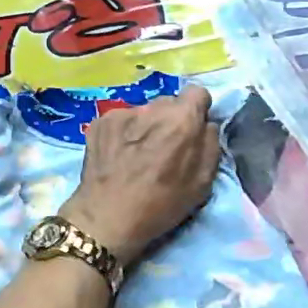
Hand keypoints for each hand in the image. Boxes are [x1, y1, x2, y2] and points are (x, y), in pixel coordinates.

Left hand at [57, 86, 220, 261]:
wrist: (107, 215)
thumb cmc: (160, 204)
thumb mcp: (202, 182)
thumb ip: (209, 144)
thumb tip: (206, 124)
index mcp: (180, 120)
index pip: (196, 92)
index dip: (197, 109)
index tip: (192, 128)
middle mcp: (149, 108)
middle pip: (167, 103)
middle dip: (170, 119)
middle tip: (165, 147)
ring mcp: (120, 113)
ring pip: (142, 111)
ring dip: (145, 126)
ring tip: (138, 154)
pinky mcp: (98, 121)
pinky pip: (121, 120)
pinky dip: (123, 132)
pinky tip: (119, 154)